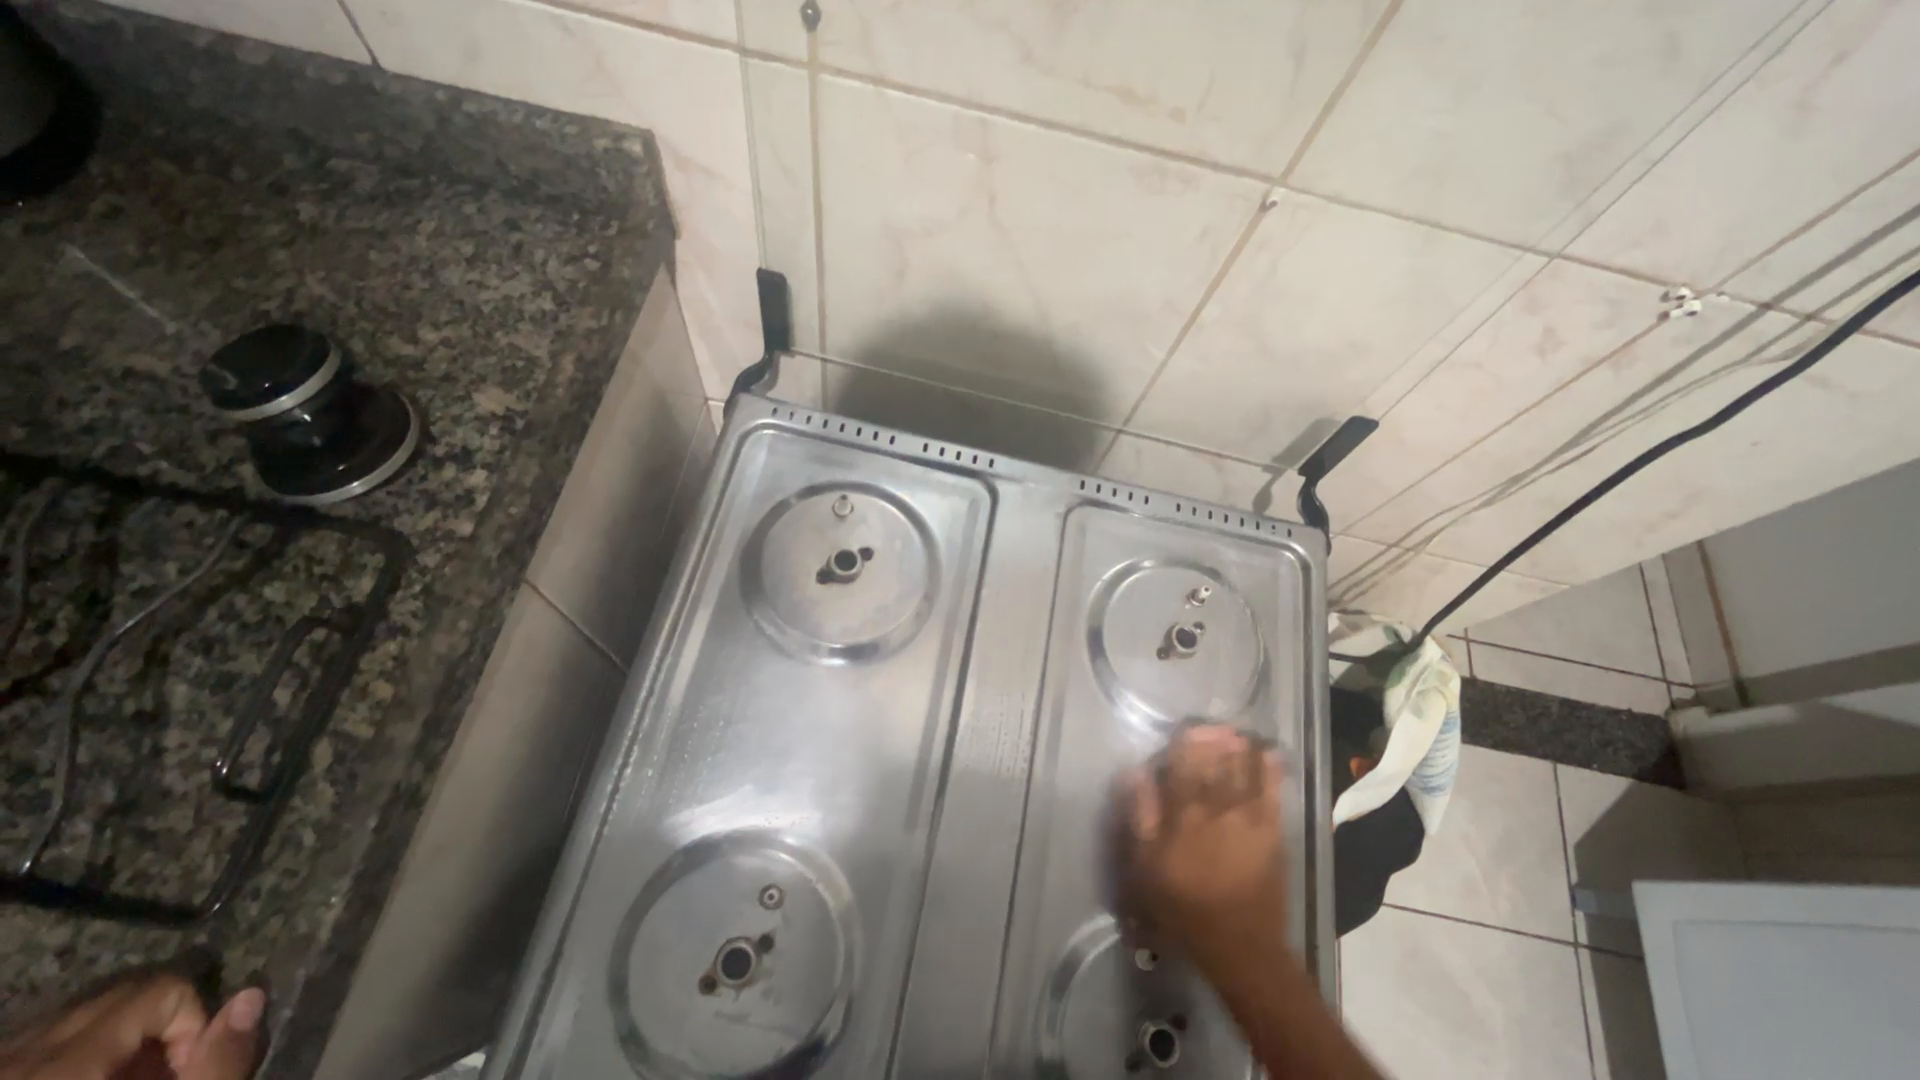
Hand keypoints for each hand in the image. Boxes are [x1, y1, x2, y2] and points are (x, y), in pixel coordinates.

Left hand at [0, 975, 262, 1079]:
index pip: (157, 992)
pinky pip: (44, 1045)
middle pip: (118, 998)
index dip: (191, 1024)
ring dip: (120, 1045)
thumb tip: (251, 995)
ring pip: (79, 1020)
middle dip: (158, 1033)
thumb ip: (217, 1065)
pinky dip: (82, 1061)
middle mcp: (16, 1058)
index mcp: (65, 1068)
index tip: (187, 1074)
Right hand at [1121, 724, 1288, 984]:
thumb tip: (1134, 771)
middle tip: (1210, 726)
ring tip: (1234, 733)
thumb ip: (1140, 815)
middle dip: (1212, 740)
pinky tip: (1269, 753)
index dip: (1182, 743)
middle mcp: (1216, 807)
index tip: (1180, 730)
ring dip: (1238, 748)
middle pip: (1214, 762)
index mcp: (1182, 813)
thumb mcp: (1145, 866)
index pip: (1181, 764)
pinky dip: (1270, 770)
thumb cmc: (1182, 907)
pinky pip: (1273, 791)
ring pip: (1243, 770)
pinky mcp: (1272, 832)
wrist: (1238, 944)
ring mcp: (1248, 818)